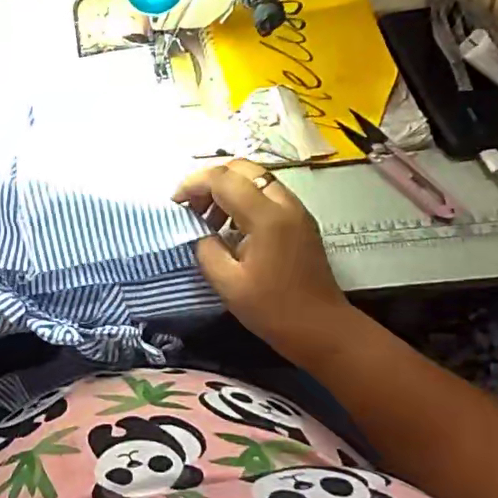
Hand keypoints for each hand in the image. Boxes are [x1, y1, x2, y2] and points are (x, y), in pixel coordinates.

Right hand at [174, 159, 362, 364]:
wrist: (322, 329)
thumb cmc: (273, 310)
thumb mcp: (227, 284)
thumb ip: (206, 249)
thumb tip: (198, 231)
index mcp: (266, 216)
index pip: (222, 178)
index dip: (192, 184)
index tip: (175, 204)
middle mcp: (284, 203)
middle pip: (242, 168)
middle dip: (210, 181)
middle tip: (192, 207)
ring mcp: (296, 210)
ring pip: (256, 178)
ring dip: (228, 189)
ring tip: (209, 220)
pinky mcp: (300, 221)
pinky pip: (267, 194)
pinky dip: (244, 199)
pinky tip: (232, 228)